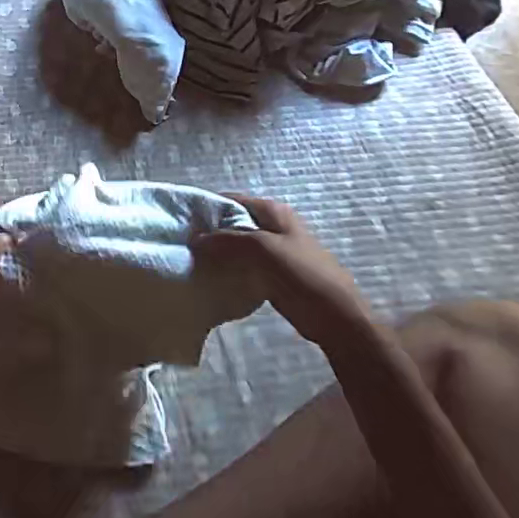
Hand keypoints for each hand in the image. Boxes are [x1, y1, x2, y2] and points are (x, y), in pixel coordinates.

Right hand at [200, 194, 370, 343]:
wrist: (335, 317)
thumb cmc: (302, 274)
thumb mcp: (262, 249)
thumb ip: (226, 240)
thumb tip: (194, 239)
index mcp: (273, 211)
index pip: (231, 200)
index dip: (207, 208)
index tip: (184, 220)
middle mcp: (272, 226)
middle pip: (232, 223)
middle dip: (210, 231)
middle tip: (185, 243)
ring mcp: (272, 251)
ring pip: (235, 246)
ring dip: (217, 252)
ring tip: (192, 260)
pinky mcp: (271, 274)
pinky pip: (242, 266)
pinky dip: (228, 269)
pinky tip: (211, 276)